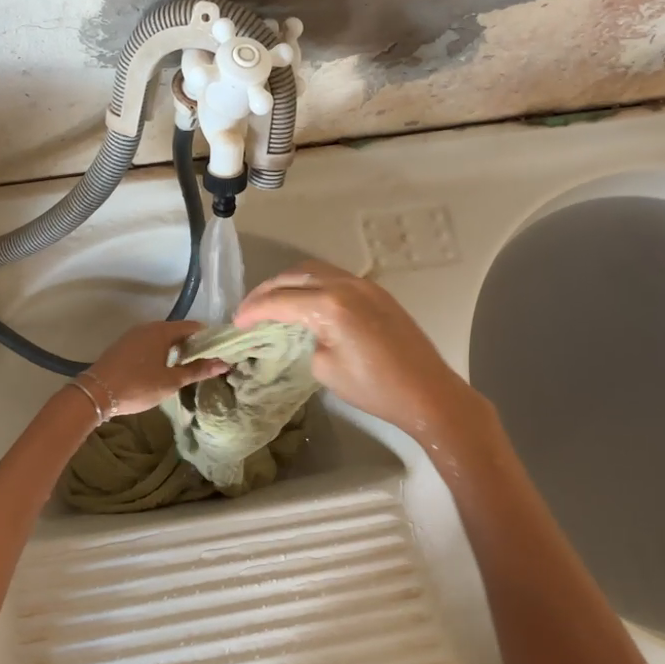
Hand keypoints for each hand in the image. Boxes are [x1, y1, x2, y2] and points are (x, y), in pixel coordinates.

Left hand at [84, 320, 227, 416]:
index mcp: (162, 330)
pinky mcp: (124, 346)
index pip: (193, 327)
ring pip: (163, 338)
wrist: (95, 394)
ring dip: (177, 350)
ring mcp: (133, 336)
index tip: (220, 351)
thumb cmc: (137, 386)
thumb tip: (224, 363)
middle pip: (178, 331)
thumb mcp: (171, 381)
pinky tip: (165, 368)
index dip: (209, 338)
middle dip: (193, 345)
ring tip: (189, 368)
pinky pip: (150, 344)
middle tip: (208, 362)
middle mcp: (148, 327)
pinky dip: (162, 352)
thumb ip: (197, 370)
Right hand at [234, 260, 484, 435]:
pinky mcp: (376, 292)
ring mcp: (364, 285)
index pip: (280, 300)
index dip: (254, 311)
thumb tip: (299, 333)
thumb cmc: (375, 388)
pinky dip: (311, 285)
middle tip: (249, 310)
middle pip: (295, 275)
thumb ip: (304, 342)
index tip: (237, 322)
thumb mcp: (325, 369)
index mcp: (330, 305)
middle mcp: (346, 285)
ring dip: (289, 283)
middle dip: (267, 290)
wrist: (428, 393)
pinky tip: (304, 302)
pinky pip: (334, 278)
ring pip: (315, 270)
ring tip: (273, 303)